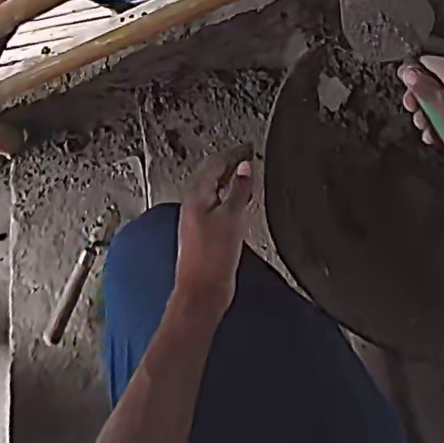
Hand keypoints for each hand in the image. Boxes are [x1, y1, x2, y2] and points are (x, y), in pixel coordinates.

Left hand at [172, 148, 254, 320]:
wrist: (202, 293)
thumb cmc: (212, 258)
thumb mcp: (231, 218)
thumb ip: (239, 190)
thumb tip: (245, 167)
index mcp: (196, 196)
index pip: (215, 165)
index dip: (233, 155)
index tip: (249, 149)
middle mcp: (193, 204)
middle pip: (213, 176)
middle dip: (231, 167)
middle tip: (250, 160)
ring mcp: (197, 219)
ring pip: (215, 191)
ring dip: (231, 183)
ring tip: (248, 178)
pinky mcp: (204, 233)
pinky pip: (217, 206)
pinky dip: (230, 199)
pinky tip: (240, 205)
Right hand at [397, 54, 443, 157]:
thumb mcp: (441, 105)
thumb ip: (421, 86)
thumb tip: (408, 72)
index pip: (425, 63)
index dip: (411, 79)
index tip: (408, 95)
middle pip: (436, 85)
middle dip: (423, 104)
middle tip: (419, 118)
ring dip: (435, 119)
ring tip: (432, 133)